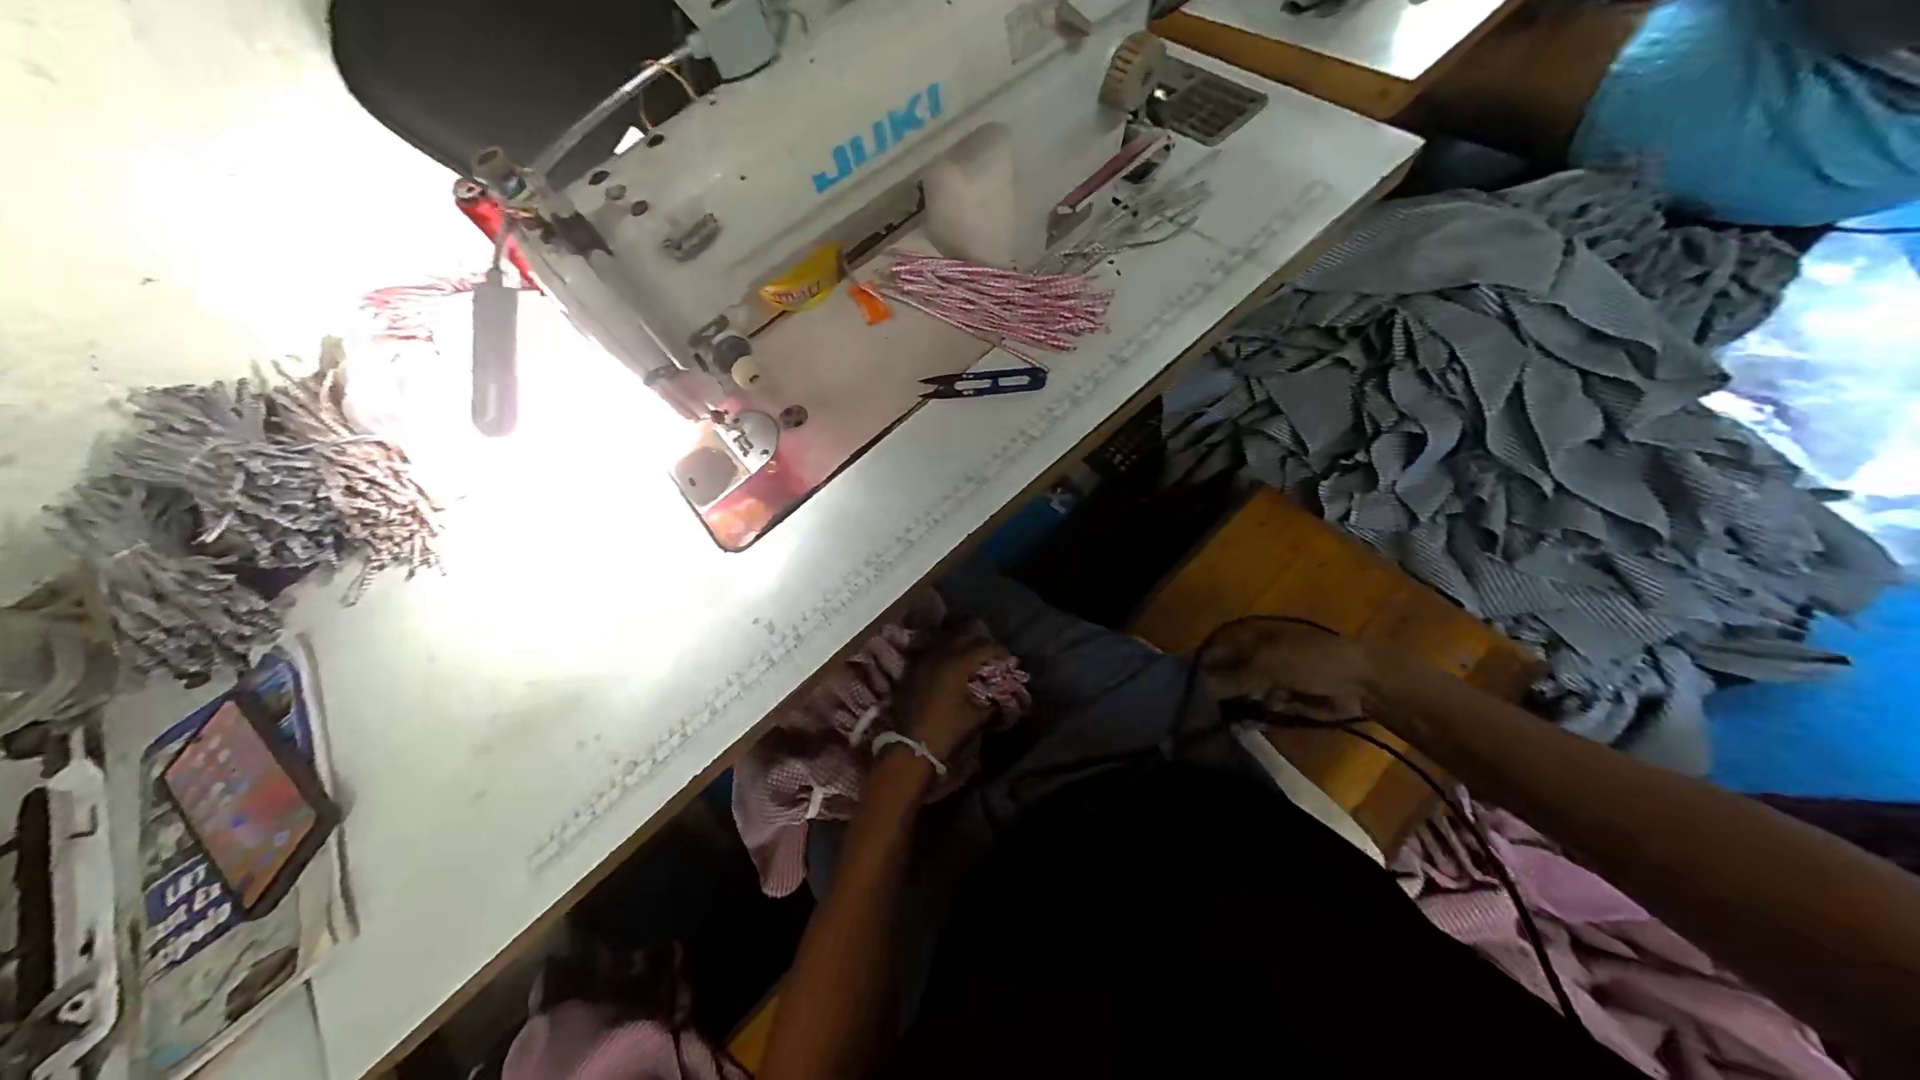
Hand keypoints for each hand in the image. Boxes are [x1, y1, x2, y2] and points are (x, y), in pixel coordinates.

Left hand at [894, 632, 1010, 761]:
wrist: (910, 746)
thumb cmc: (946, 731)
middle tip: (994, 657)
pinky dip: (948, 655)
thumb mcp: (976, 717)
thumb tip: (1005, 696)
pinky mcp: (914, 670)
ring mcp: (924, 661)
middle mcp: (939, 655)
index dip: (1000, 650)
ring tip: (975, 660)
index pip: (984, 646)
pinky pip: (935, 653)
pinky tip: (954, 668)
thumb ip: (993, 702)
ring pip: (948, 643)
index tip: (1010, 659)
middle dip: (982, 645)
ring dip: (964, 647)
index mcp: (957, 663)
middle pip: (966, 639)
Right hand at [1197, 618, 1372, 721]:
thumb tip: (1200, 685)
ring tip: (1224, 717)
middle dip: (1216, 687)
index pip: (1217, 648)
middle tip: (1200, 706)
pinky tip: (1248, 722)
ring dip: (1235, 704)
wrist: (1362, 683)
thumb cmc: (1311, 661)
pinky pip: (1261, 708)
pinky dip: (1255, 715)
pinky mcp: (1286, 700)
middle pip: (1228, 671)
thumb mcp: (1266, 664)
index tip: (1186, 684)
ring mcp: (1272, 678)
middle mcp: (1258, 656)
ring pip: (1242, 692)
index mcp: (1253, 637)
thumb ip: (1232, 676)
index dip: (1202, 663)